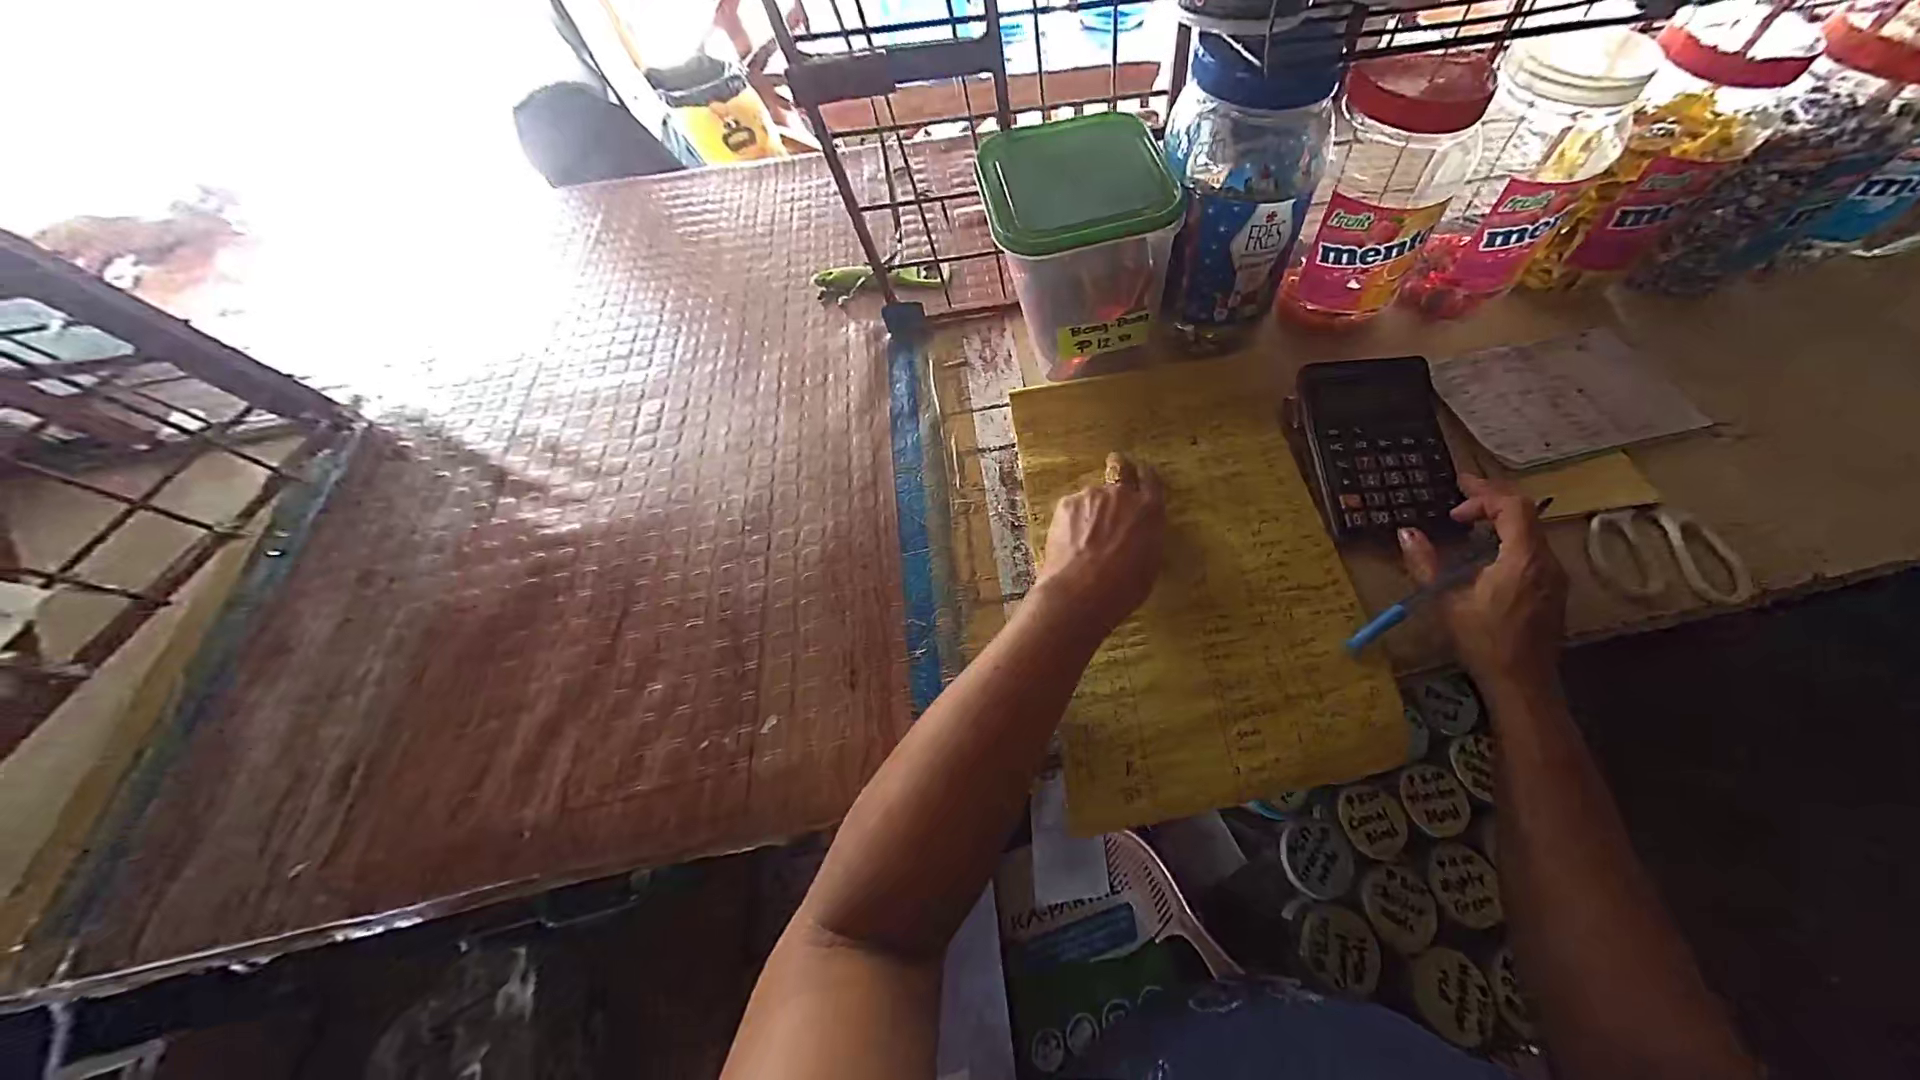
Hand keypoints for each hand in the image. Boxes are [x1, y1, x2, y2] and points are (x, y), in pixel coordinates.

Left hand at [1034, 453, 1166, 632]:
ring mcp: (1092, 496)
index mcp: (1149, 510)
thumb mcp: (1149, 563)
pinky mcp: (1067, 504)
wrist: (1082, 590)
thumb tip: (1138, 533)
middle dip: (1118, 467)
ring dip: (1091, 507)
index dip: (1144, 475)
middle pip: (1120, 468)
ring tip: (1083, 534)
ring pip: (1092, 494)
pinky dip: (1071, 519)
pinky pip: (1072, 507)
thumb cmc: (1124, 587)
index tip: (1139, 474)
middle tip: (1114, 471)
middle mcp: (1122, 495)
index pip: (1150, 479)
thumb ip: (1146, 537)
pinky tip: (1068, 541)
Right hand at [1399, 474, 1567, 697]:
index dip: (1484, 496)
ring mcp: (1554, 575)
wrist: (1523, 681)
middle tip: (1461, 490)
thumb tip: (1406, 532)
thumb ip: (1427, 563)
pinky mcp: (1551, 587)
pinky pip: (1533, 547)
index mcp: (1523, 560)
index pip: (1514, 507)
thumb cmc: (1483, 641)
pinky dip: (1508, 536)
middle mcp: (1547, 561)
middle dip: (1493, 497)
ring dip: (1501, 517)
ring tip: (1469, 518)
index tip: (1454, 506)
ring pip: (1531, 529)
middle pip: (1527, 512)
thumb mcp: (1447, 601)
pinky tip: (1484, 549)